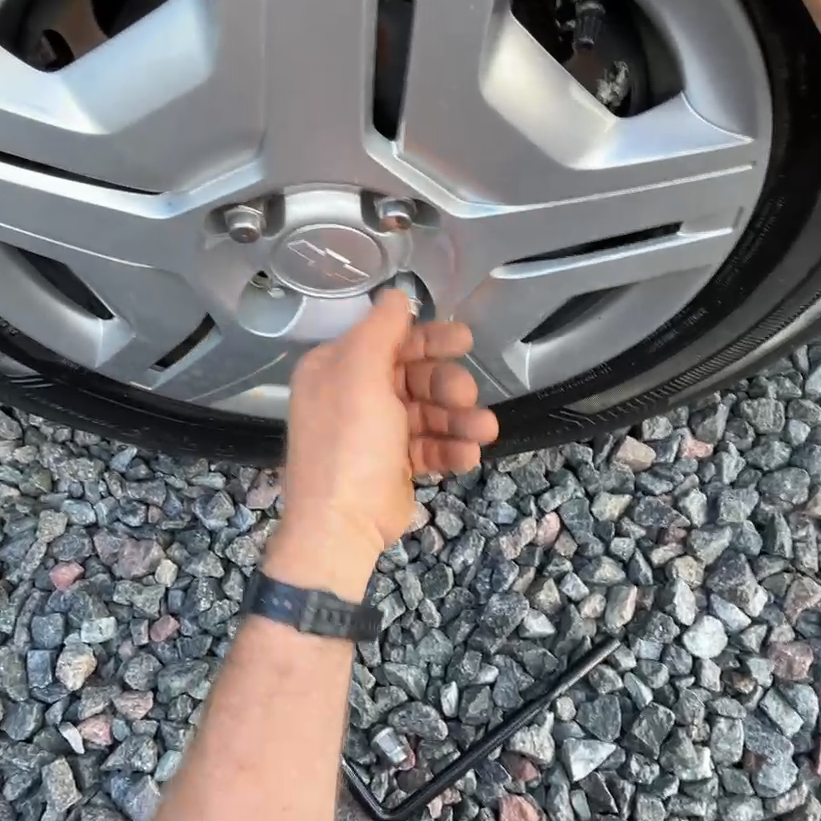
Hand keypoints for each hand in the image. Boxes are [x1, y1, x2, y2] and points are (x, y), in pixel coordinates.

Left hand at [267, 290, 498, 595]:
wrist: (341, 525)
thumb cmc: (348, 444)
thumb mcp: (360, 376)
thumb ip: (380, 330)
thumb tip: (396, 294)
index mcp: (337, 369)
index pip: (388, 341)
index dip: (428, 339)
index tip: (464, 341)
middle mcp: (354, 396)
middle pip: (415, 376)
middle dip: (447, 384)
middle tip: (467, 395)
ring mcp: (376, 432)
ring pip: (429, 412)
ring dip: (459, 419)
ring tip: (483, 431)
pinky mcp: (395, 464)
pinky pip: (429, 446)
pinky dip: (450, 448)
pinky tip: (468, 456)